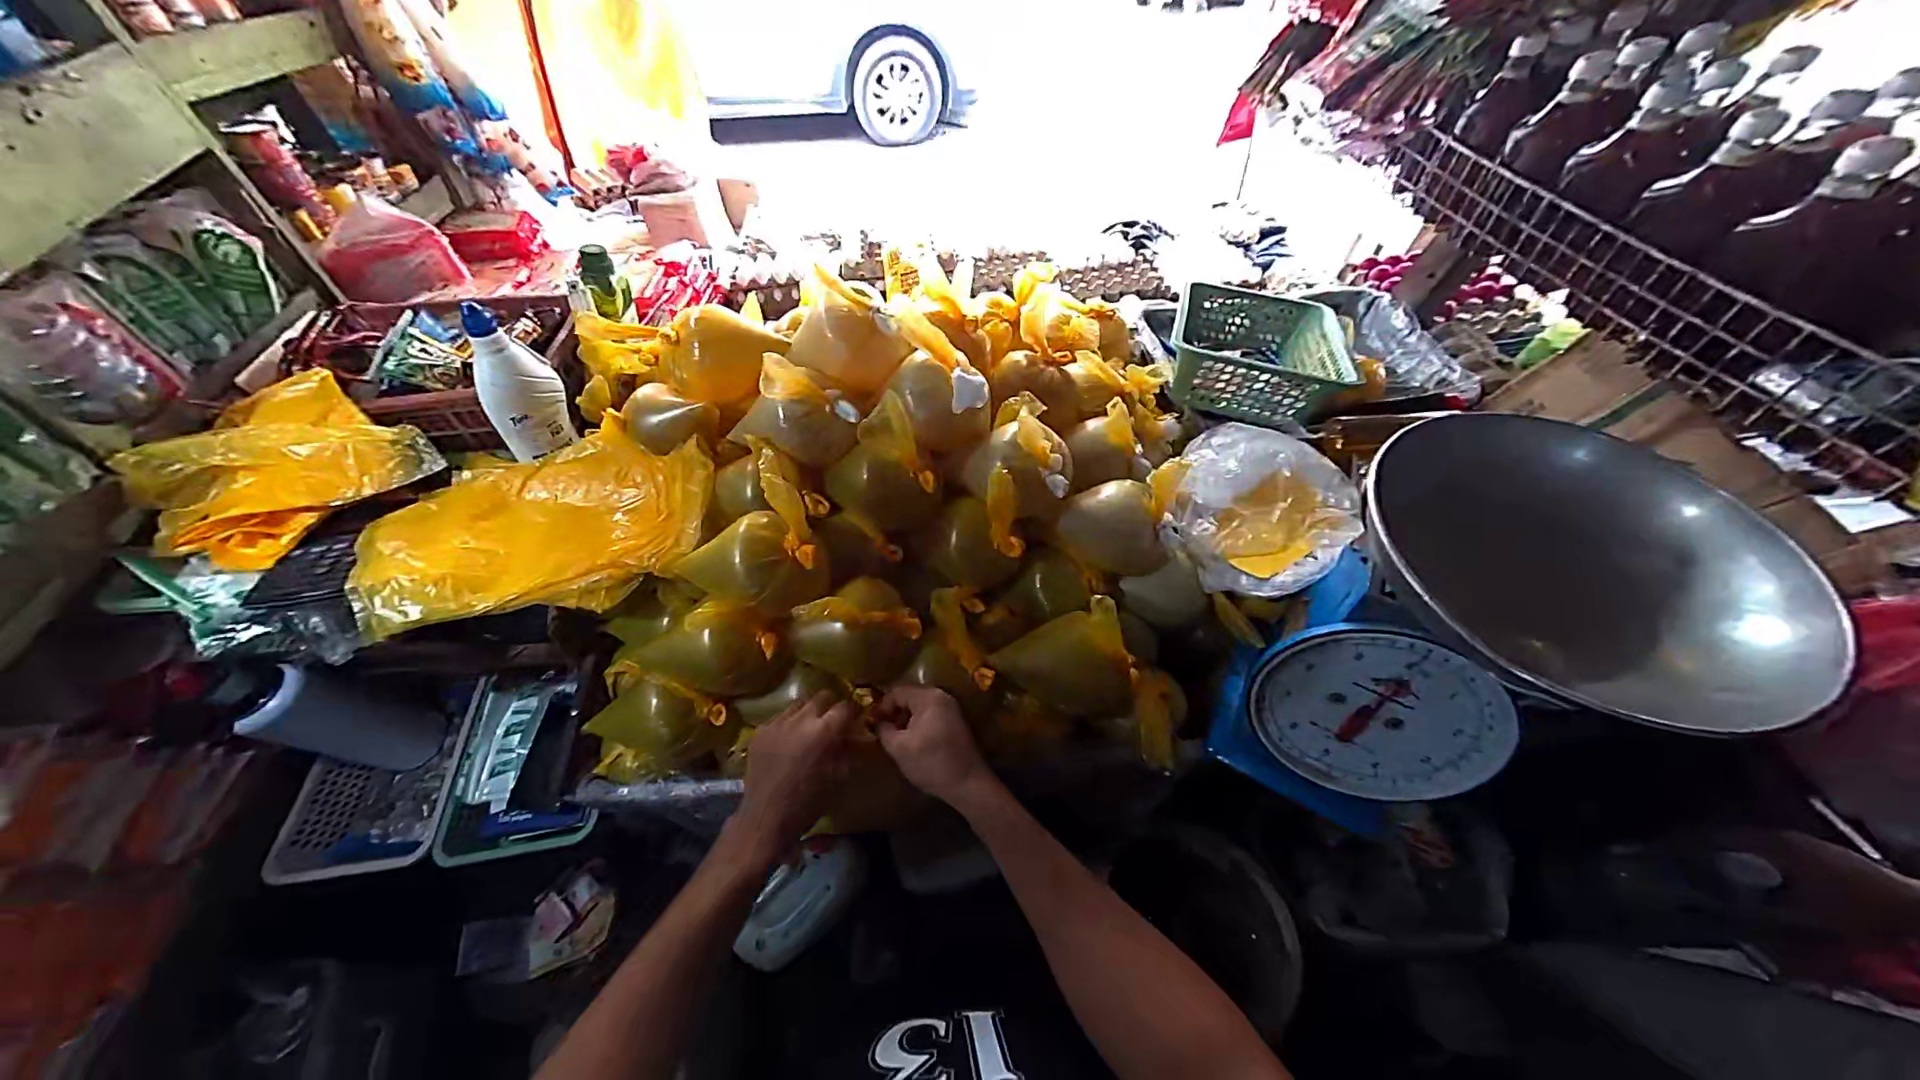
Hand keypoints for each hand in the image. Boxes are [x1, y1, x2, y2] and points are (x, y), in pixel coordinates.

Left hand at [728, 691, 859, 867]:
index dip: (853, 711)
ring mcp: (777, 723)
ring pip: (799, 704)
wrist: (765, 819)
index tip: (855, 719)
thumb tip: (855, 736)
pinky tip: (789, 741)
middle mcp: (800, 720)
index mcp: (824, 731)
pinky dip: (788, 724)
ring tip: (809, 729)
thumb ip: (848, 750)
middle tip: (833, 722)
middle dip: (830, 707)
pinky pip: (779, 718)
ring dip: (808, 713)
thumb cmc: (808, 803)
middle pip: (821, 697)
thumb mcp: (838, 777)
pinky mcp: (760, 732)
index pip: (845, 706)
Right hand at [874, 685, 995, 808]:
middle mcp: (942, 697)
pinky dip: (917, 723)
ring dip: (905, 719)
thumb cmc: (931, 763)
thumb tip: (877, 722)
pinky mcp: (955, 721)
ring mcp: (951, 709)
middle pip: (909, 696)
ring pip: (919, 706)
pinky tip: (911, 740)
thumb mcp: (899, 748)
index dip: (881, 706)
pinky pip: (930, 715)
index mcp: (929, 697)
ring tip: (894, 737)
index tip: (871, 723)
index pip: (897, 691)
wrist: (968, 784)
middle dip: (893, 712)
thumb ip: (884, 730)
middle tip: (881, 730)